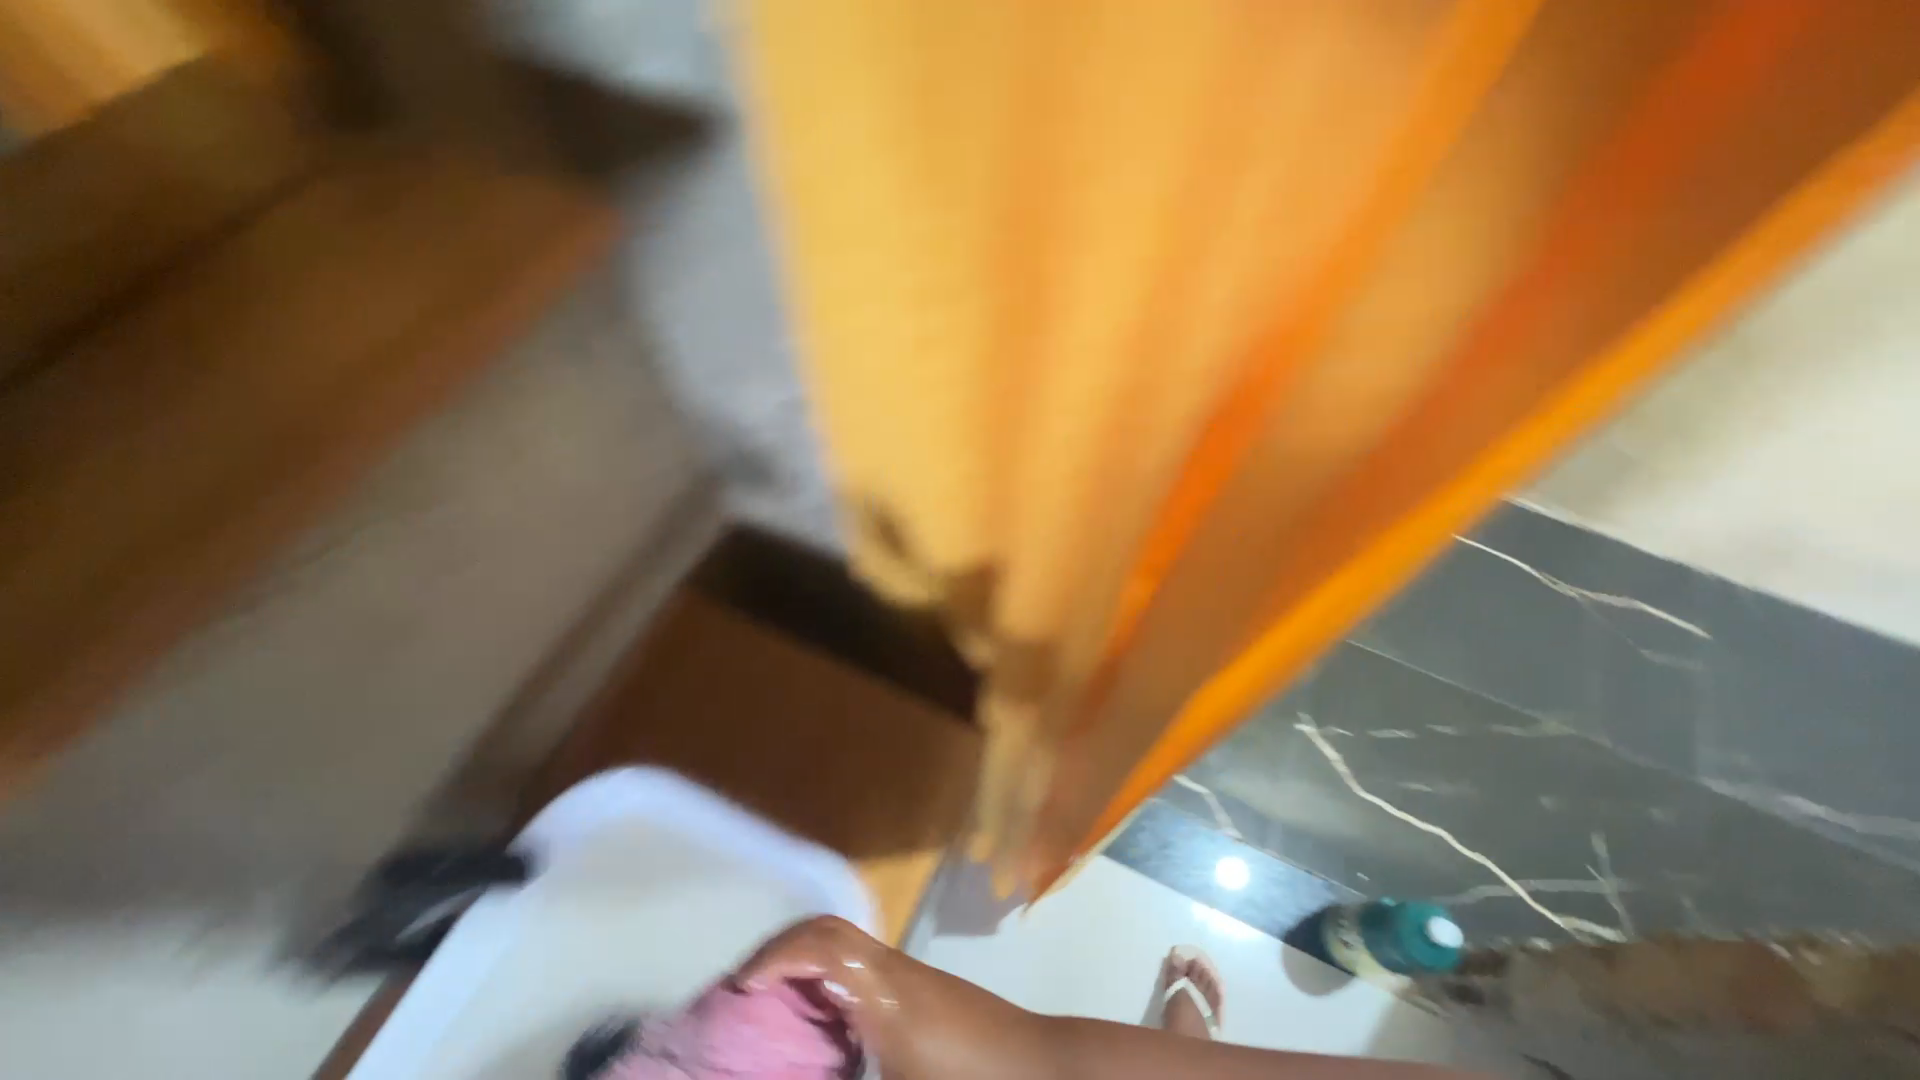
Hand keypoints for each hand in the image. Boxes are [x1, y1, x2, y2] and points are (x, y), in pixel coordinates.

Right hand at [730, 916, 1057, 1079]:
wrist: (1043, 1068)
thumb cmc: (971, 1078)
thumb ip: (845, 1074)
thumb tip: (806, 1069)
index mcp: (885, 992)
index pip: (824, 945)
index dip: (777, 956)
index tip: (742, 986)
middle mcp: (894, 969)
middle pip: (830, 931)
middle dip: (782, 951)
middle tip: (746, 991)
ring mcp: (911, 974)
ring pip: (847, 945)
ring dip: (806, 962)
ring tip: (772, 1006)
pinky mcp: (922, 988)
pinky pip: (862, 966)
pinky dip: (829, 979)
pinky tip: (822, 1022)